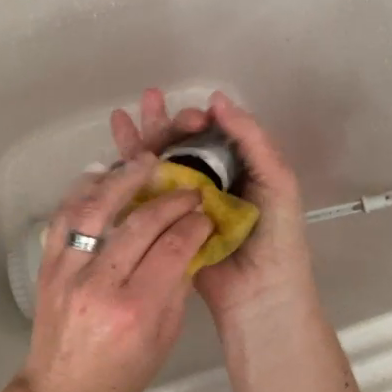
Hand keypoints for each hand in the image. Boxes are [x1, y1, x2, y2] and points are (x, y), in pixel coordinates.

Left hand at [16, 152, 214, 391]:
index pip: (171, 249)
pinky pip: (63, 218)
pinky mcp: (46, 267)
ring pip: (95, 209)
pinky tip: (101, 178)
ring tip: (145, 164)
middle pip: (139, 224)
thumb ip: (175, 288)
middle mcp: (99, 285)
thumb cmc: (120, 376)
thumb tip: (190, 243)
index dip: (193, 224)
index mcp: (135, 310)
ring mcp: (67, 273)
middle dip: (169, 200)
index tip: (205, 213)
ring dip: (122, 179)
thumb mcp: (162, 339)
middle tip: (187, 190)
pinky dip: (82, 193)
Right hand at [111, 89, 315, 327]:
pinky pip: (141, 194)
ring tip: (121, 113)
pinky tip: (114, 148)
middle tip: (152, 103)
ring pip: (157, 164)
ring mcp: (181, 203)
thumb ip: (252, 139)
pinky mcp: (161, 224)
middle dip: (165, 122)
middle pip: (179, 144)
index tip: (194, 116)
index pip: (211, 133)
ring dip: (141, 136)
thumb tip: (217, 100)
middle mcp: (207, 182)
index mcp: (236, 169)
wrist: (258, 291)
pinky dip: (126, 171)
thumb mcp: (277, 180)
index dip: (198, 119)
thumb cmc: (276, 237)